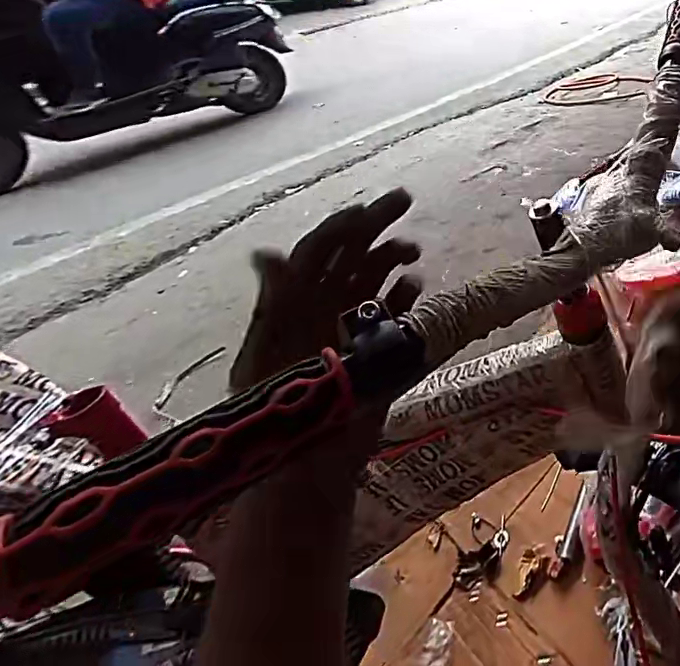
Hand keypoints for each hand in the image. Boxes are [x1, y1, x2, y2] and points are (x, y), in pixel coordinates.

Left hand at [203, 190, 420, 665]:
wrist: (308, 479)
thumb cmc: (279, 421)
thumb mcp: (265, 360)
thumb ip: (272, 306)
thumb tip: (265, 253)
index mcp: (292, 304)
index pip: (316, 251)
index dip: (339, 226)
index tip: (367, 210)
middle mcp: (322, 306)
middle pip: (349, 253)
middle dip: (375, 223)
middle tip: (404, 200)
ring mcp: (351, 327)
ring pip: (374, 276)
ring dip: (392, 257)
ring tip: (412, 254)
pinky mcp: (376, 350)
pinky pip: (395, 312)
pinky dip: (406, 296)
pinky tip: (415, 288)